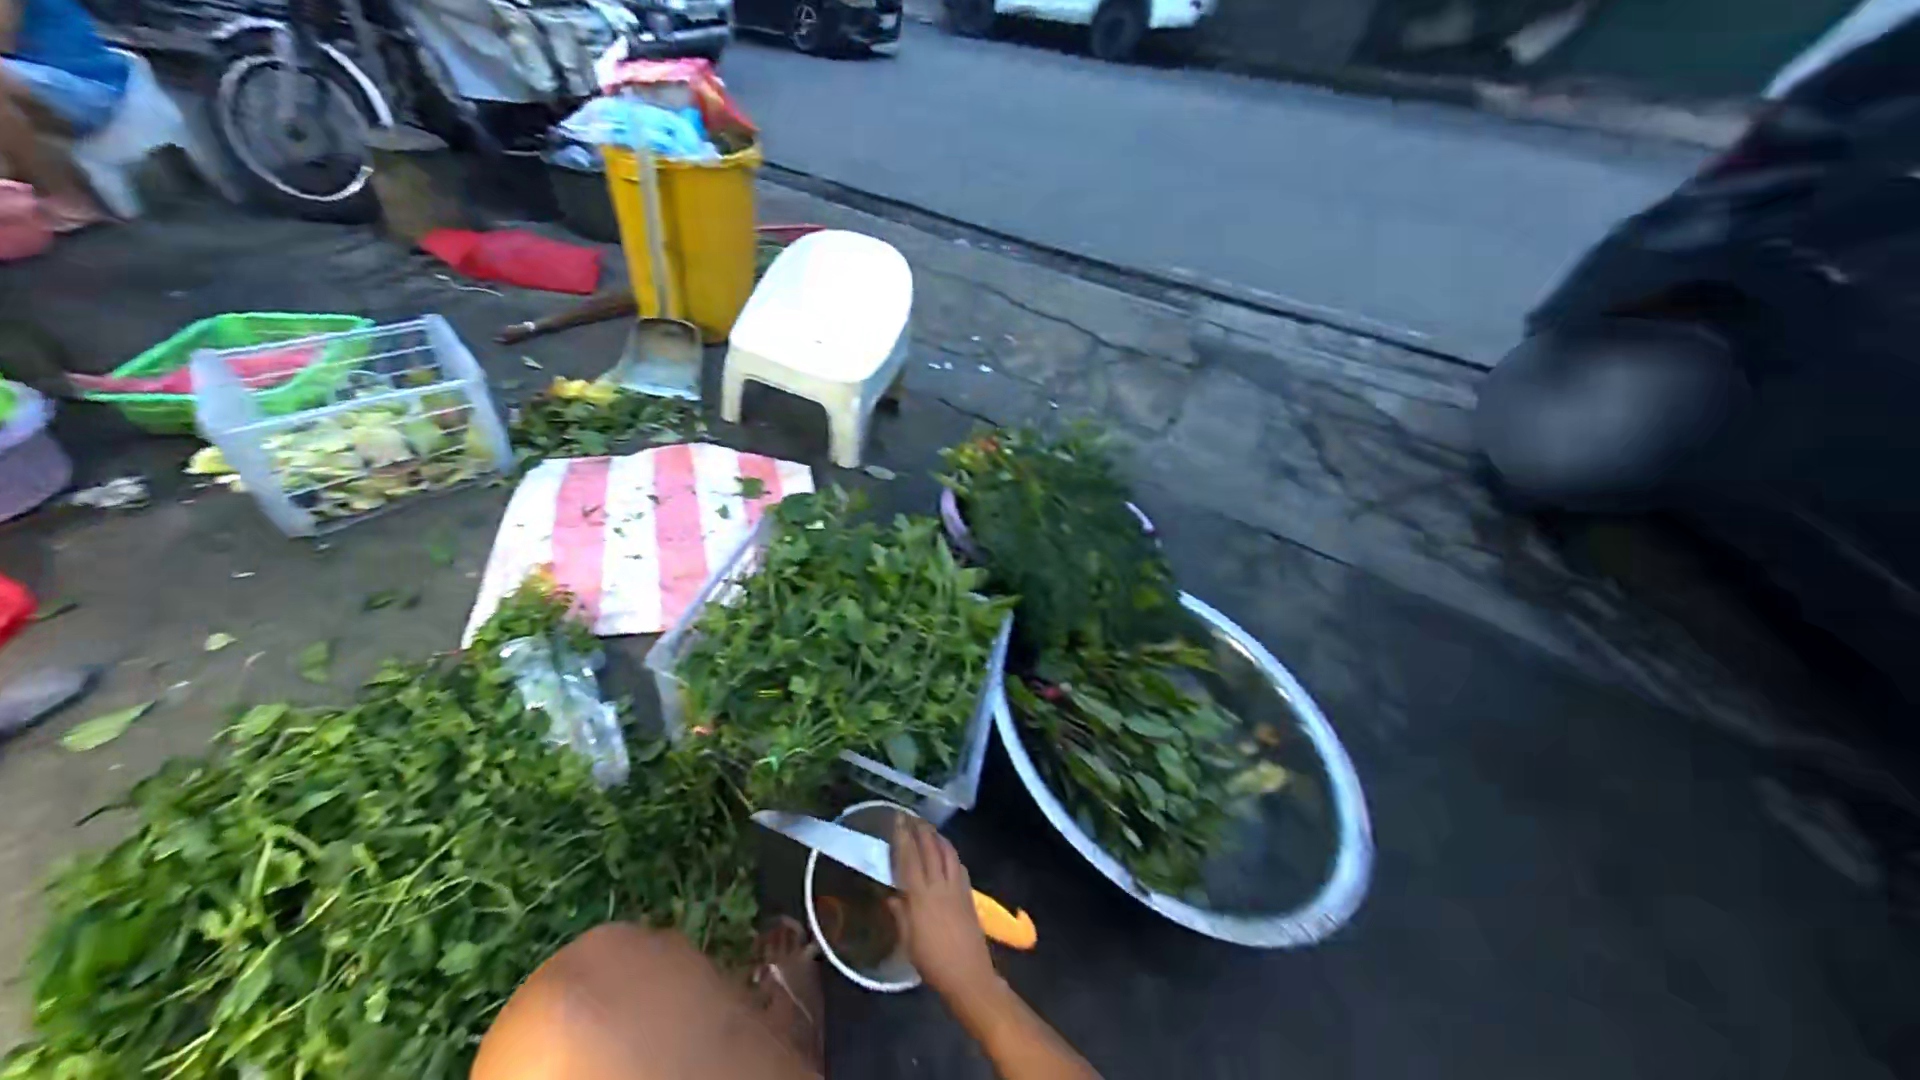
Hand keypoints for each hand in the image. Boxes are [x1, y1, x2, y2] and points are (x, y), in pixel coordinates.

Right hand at [888, 813, 997, 1002]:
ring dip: (938, 837)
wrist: (968, 974)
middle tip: (912, 817)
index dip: (903, 836)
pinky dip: (951, 853)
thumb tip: (892, 895)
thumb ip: (900, 914)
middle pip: (930, 849)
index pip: (910, 857)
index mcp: (921, 895)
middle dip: (921, 830)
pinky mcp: (969, 894)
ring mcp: (957, 887)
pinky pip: (959, 865)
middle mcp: (940, 884)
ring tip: (929, 828)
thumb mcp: (908, 940)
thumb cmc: (932, 961)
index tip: (898, 819)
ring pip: (948, 853)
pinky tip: (948, 853)